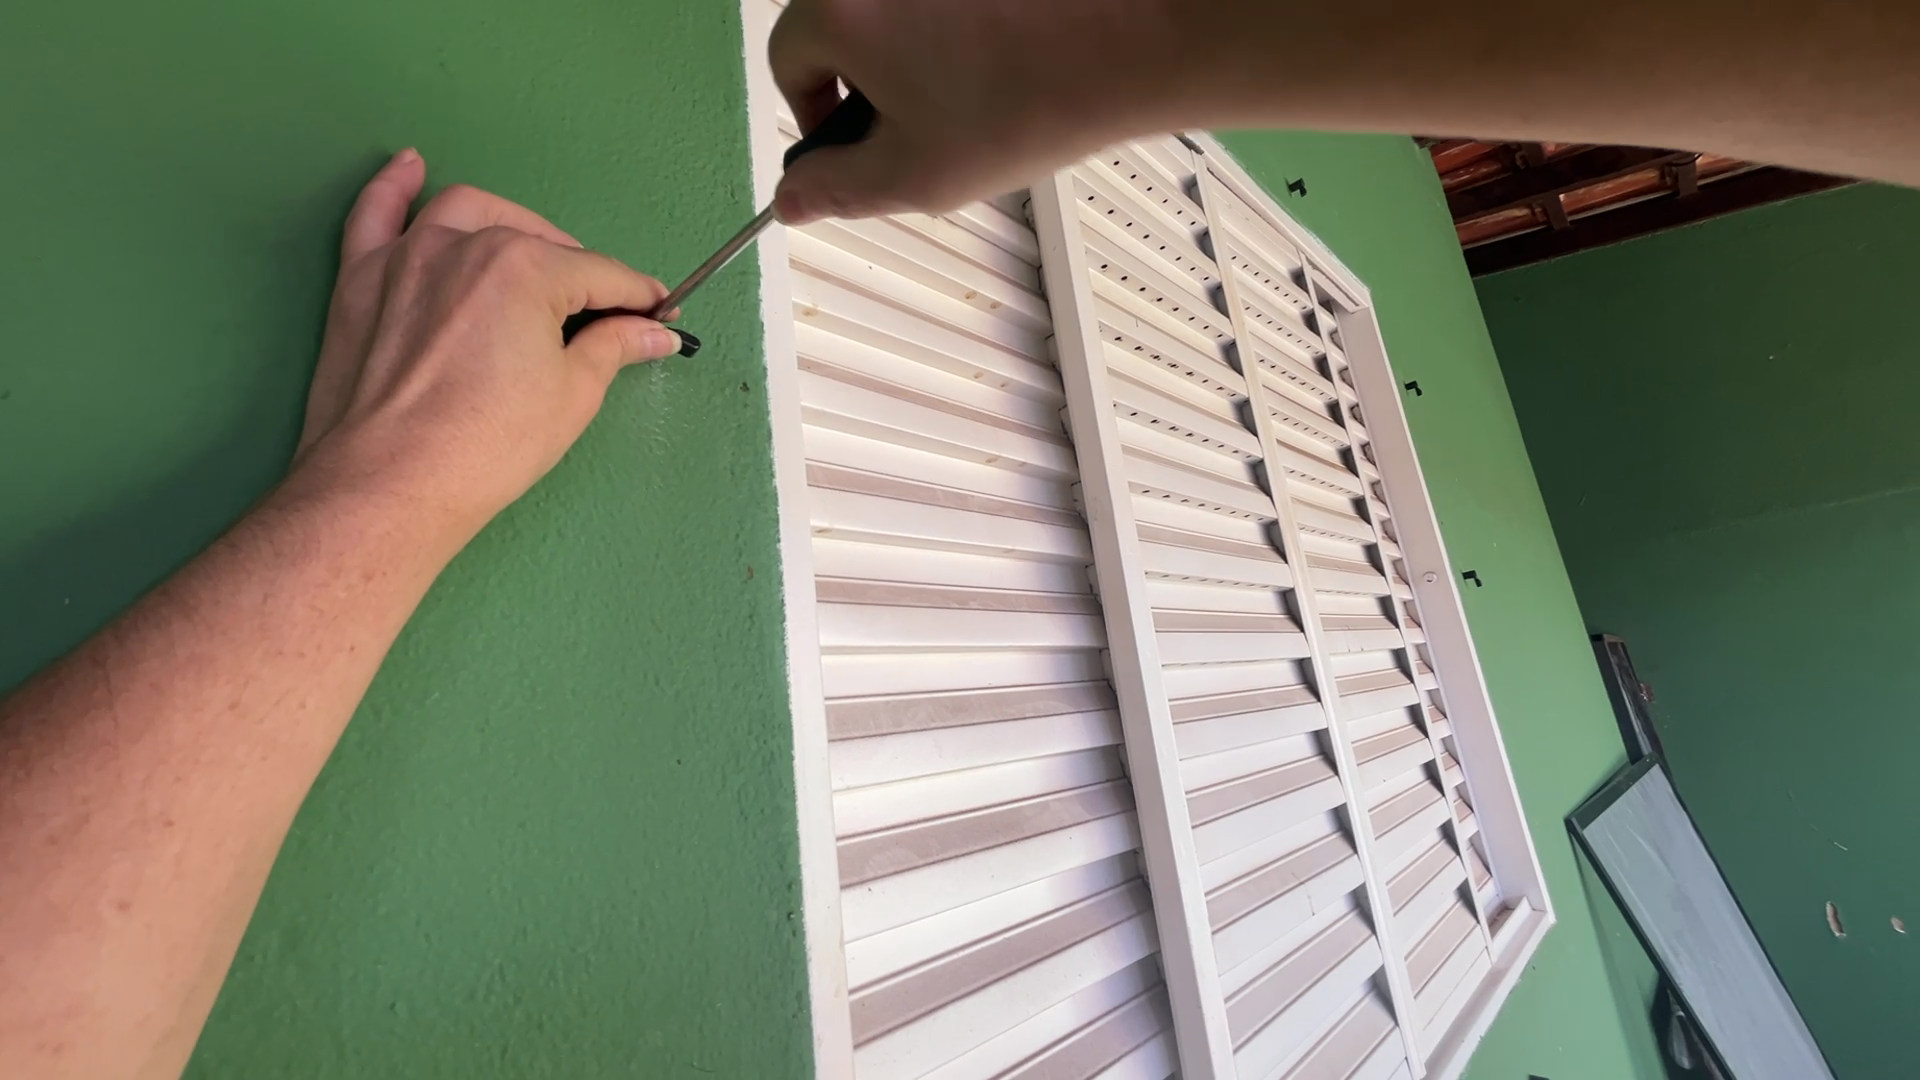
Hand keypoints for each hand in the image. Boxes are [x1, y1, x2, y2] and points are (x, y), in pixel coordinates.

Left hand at [294, 149, 681, 540]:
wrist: (394, 482)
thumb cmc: (496, 440)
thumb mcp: (576, 393)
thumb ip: (616, 346)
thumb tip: (656, 332)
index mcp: (526, 267)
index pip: (602, 275)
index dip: (641, 298)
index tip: (662, 317)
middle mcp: (465, 242)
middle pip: (543, 242)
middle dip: (585, 272)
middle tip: (608, 316)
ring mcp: (407, 254)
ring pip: (470, 212)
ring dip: (517, 227)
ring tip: (543, 260)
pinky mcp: (362, 277)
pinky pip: (377, 214)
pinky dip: (396, 187)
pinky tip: (411, 167)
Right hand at [769, 0, 1184, 223]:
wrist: (1126, 42)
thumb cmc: (1014, 113)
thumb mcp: (912, 176)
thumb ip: (837, 190)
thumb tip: (788, 199)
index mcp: (839, 8)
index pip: (788, 62)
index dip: (815, 118)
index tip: (863, 148)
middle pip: (835, 31)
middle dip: (865, 89)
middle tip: (925, 131)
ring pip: (886, 17)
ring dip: (909, 64)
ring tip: (970, 100)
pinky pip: (930, 3)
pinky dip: (946, 32)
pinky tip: (993, 61)